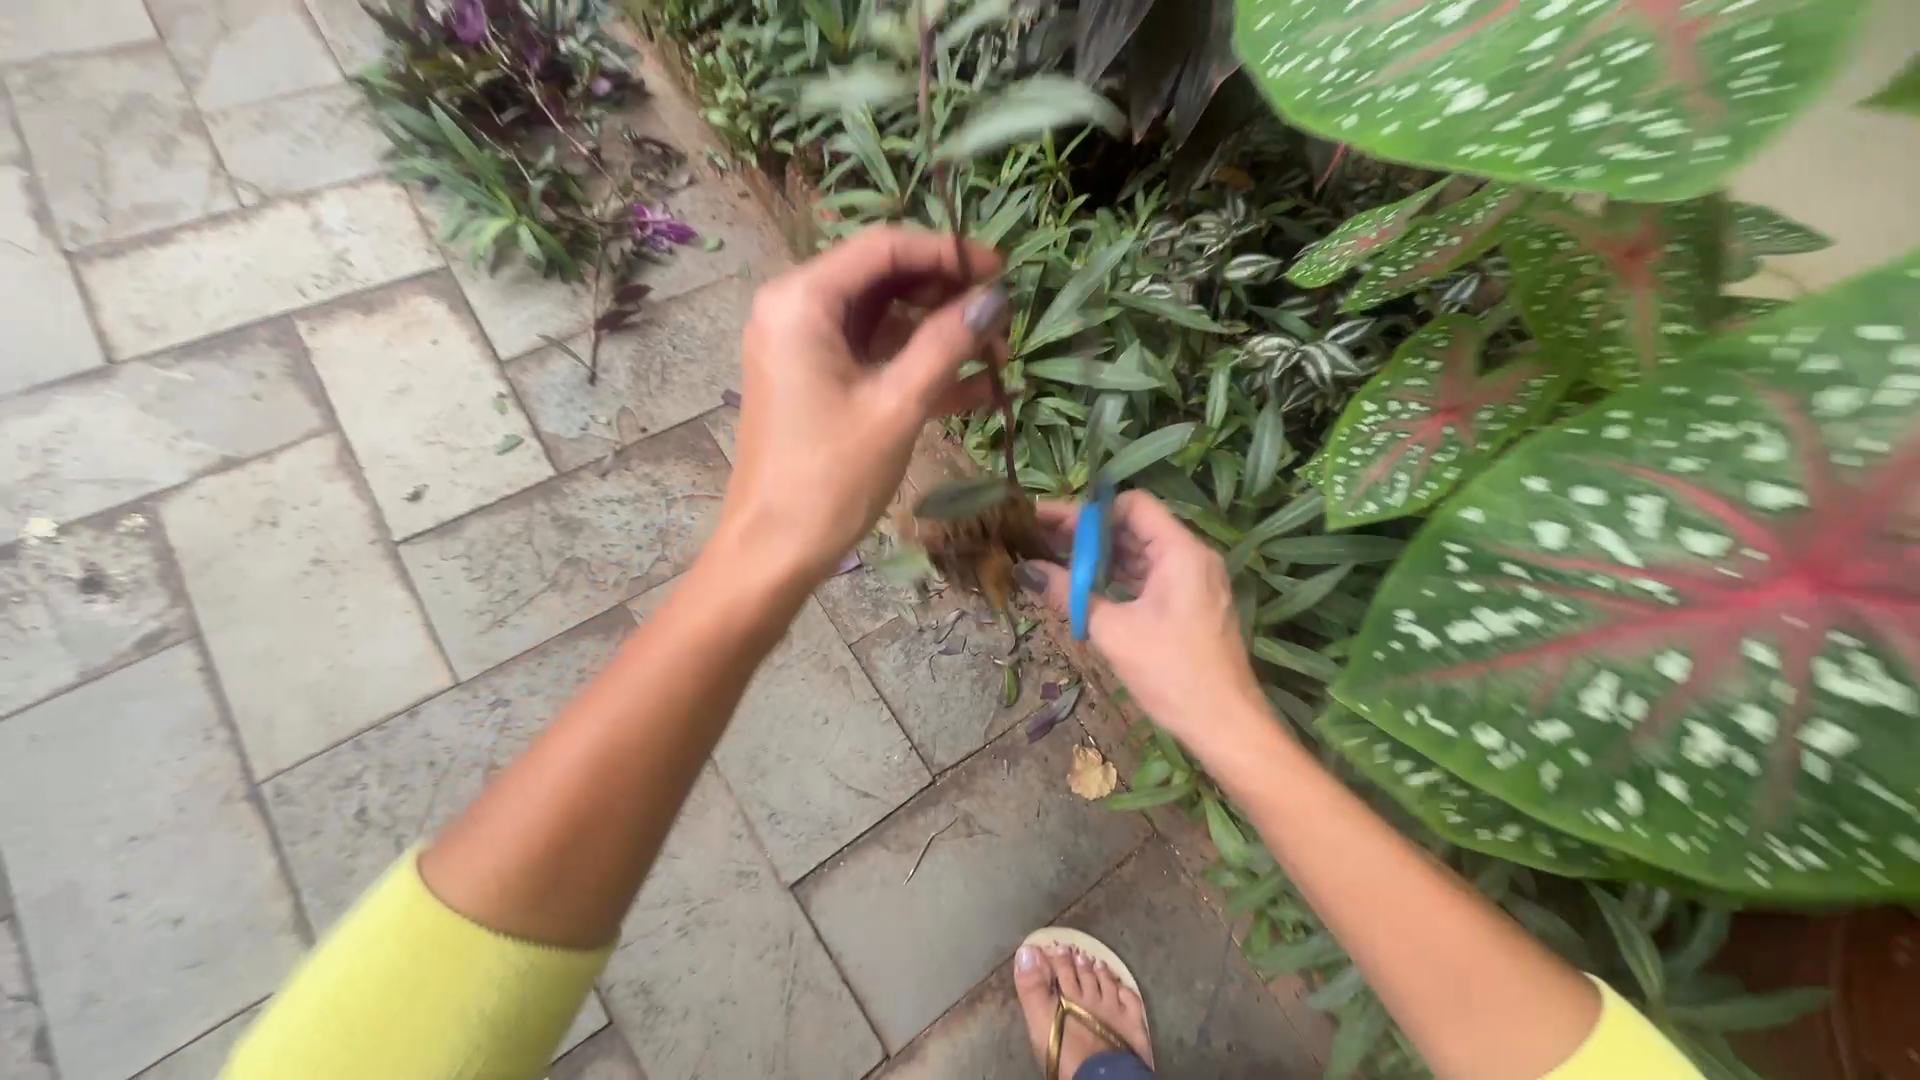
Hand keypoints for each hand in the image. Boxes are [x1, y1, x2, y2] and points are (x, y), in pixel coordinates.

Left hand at [717, 226, 1006, 583]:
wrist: (774, 551)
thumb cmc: (830, 477)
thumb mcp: (896, 405)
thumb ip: (946, 343)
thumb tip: (996, 299)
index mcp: (802, 300)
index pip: (883, 248)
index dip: (946, 252)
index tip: (1001, 270)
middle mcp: (796, 310)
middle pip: (884, 280)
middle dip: (946, 297)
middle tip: (1002, 320)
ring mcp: (804, 348)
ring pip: (884, 322)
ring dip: (940, 337)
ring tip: (1000, 360)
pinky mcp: (816, 382)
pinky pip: (874, 358)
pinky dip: (918, 369)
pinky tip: (976, 390)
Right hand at [1016, 492, 1267, 750]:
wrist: (1224, 725)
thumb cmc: (1171, 673)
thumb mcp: (1113, 631)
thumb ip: (1068, 594)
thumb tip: (1025, 570)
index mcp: (1181, 552)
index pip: (1132, 505)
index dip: (1089, 511)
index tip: (1049, 522)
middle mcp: (1191, 557)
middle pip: (1133, 527)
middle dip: (1086, 532)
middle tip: (1037, 537)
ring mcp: (1192, 581)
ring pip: (1139, 553)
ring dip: (1098, 556)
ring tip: (1051, 557)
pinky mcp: (1188, 604)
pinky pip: (1147, 576)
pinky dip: (1116, 576)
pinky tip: (1082, 584)